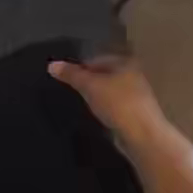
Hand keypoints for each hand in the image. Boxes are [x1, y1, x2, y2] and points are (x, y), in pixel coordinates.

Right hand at [48, 55, 166, 141]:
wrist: (141, 132)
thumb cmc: (116, 103)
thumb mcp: (88, 86)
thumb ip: (71, 75)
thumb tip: (51, 65)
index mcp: (124, 62)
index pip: (94, 59)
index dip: (78, 68)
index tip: (64, 79)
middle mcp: (132, 74)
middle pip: (102, 74)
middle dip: (87, 81)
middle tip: (72, 91)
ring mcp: (135, 92)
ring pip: (107, 89)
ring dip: (95, 94)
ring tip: (83, 103)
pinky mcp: (134, 109)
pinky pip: (113, 103)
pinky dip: (103, 106)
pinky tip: (97, 114)